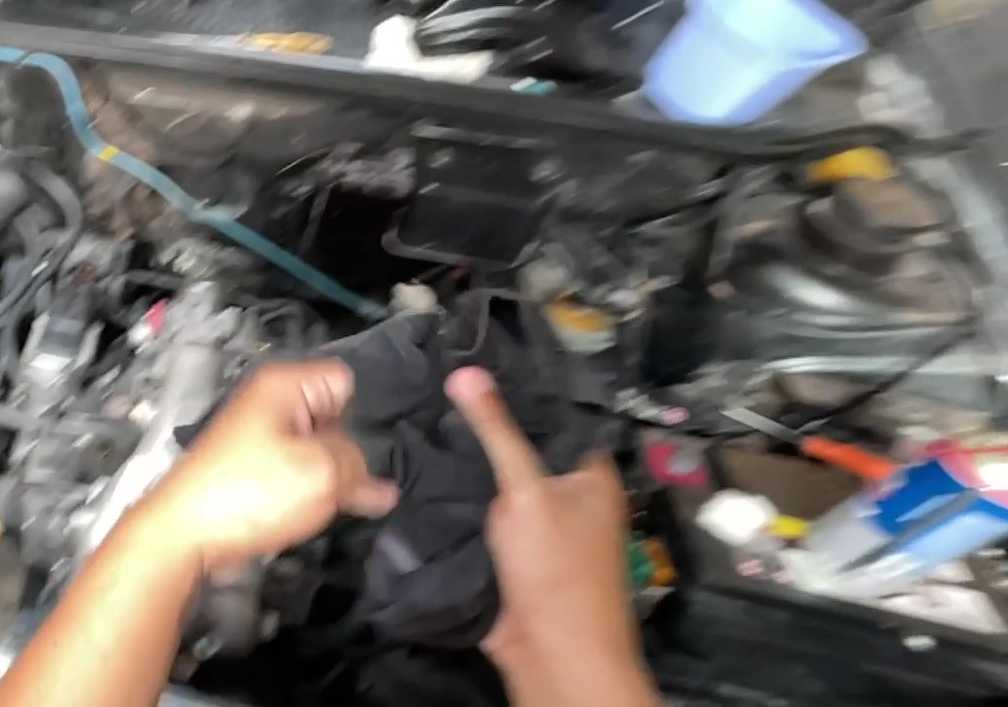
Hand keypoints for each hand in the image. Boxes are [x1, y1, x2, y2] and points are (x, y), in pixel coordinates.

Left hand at [132, 360, 399, 575]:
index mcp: (284, 385)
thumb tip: (368, 470)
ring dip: (338, 472)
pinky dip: (319, 486)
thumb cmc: (248, 492)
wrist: (190, 529)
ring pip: (321, 447)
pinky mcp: (259, 466)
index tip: (380, 445)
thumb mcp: (320, 472)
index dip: (365, 412)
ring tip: (357, 498)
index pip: (344, 380)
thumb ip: (356, 461)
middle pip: (335, 415)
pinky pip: (302, 469)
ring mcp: (264, 434)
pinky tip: (341, 507)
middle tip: (372, 479)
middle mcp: (273, 402)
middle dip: (353, 446)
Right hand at [445, 366, 656, 706]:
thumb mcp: (525, 488)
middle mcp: (565, 490)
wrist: (550, 654)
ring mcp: (534, 517)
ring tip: (419, 406)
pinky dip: (454, 482)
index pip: (552, 412)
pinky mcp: (505, 540)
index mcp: (589, 473)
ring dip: (463, 450)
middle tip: (432, 374)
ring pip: (494, 471)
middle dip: (480, 415)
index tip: (471, 353)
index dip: (516, 383)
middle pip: (520, 441)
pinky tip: (420, 457)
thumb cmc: (556, 566)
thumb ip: (495, 430)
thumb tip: (466, 370)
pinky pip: (478, 499)